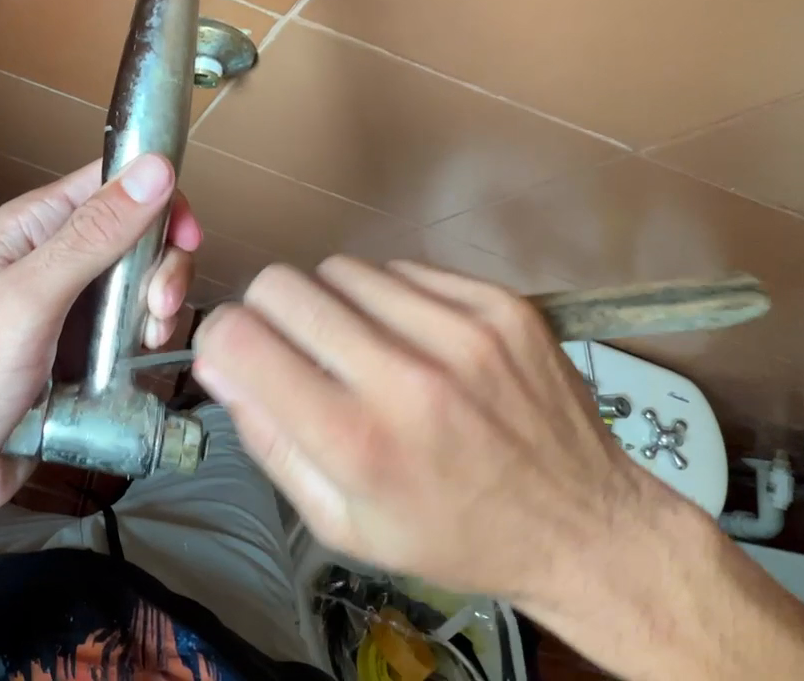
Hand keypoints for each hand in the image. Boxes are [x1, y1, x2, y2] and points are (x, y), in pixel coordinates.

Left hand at [0, 154, 199, 523]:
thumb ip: (91, 237)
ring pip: (140, 285)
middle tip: (158, 308)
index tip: (186, 236)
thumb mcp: (26, 300)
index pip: (110, 183)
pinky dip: (146, 343)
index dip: (156, 198)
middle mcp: (54, 259)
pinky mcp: (81, 355)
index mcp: (32, 228)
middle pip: (137, 235)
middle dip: (162, 266)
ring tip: (145, 342)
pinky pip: (131, 333)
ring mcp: (69, 310)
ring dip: (158, 308)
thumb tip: (153, 171)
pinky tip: (138, 363)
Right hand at [190, 257, 679, 607]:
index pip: (241, 338)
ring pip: (338, 268)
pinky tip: (414, 340)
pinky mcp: (499, 304)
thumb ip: (266, 437)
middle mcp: (406, 376)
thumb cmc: (449, 535)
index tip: (235, 351)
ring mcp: (460, 331)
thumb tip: (216, 360)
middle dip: (267, 311)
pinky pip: (401, 268)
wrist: (587, 528)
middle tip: (294, 346)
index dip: (220, 337)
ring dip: (332, 303)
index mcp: (357, 442)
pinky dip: (389, 299)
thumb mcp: (340, 522)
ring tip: (362, 347)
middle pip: (281, 285)